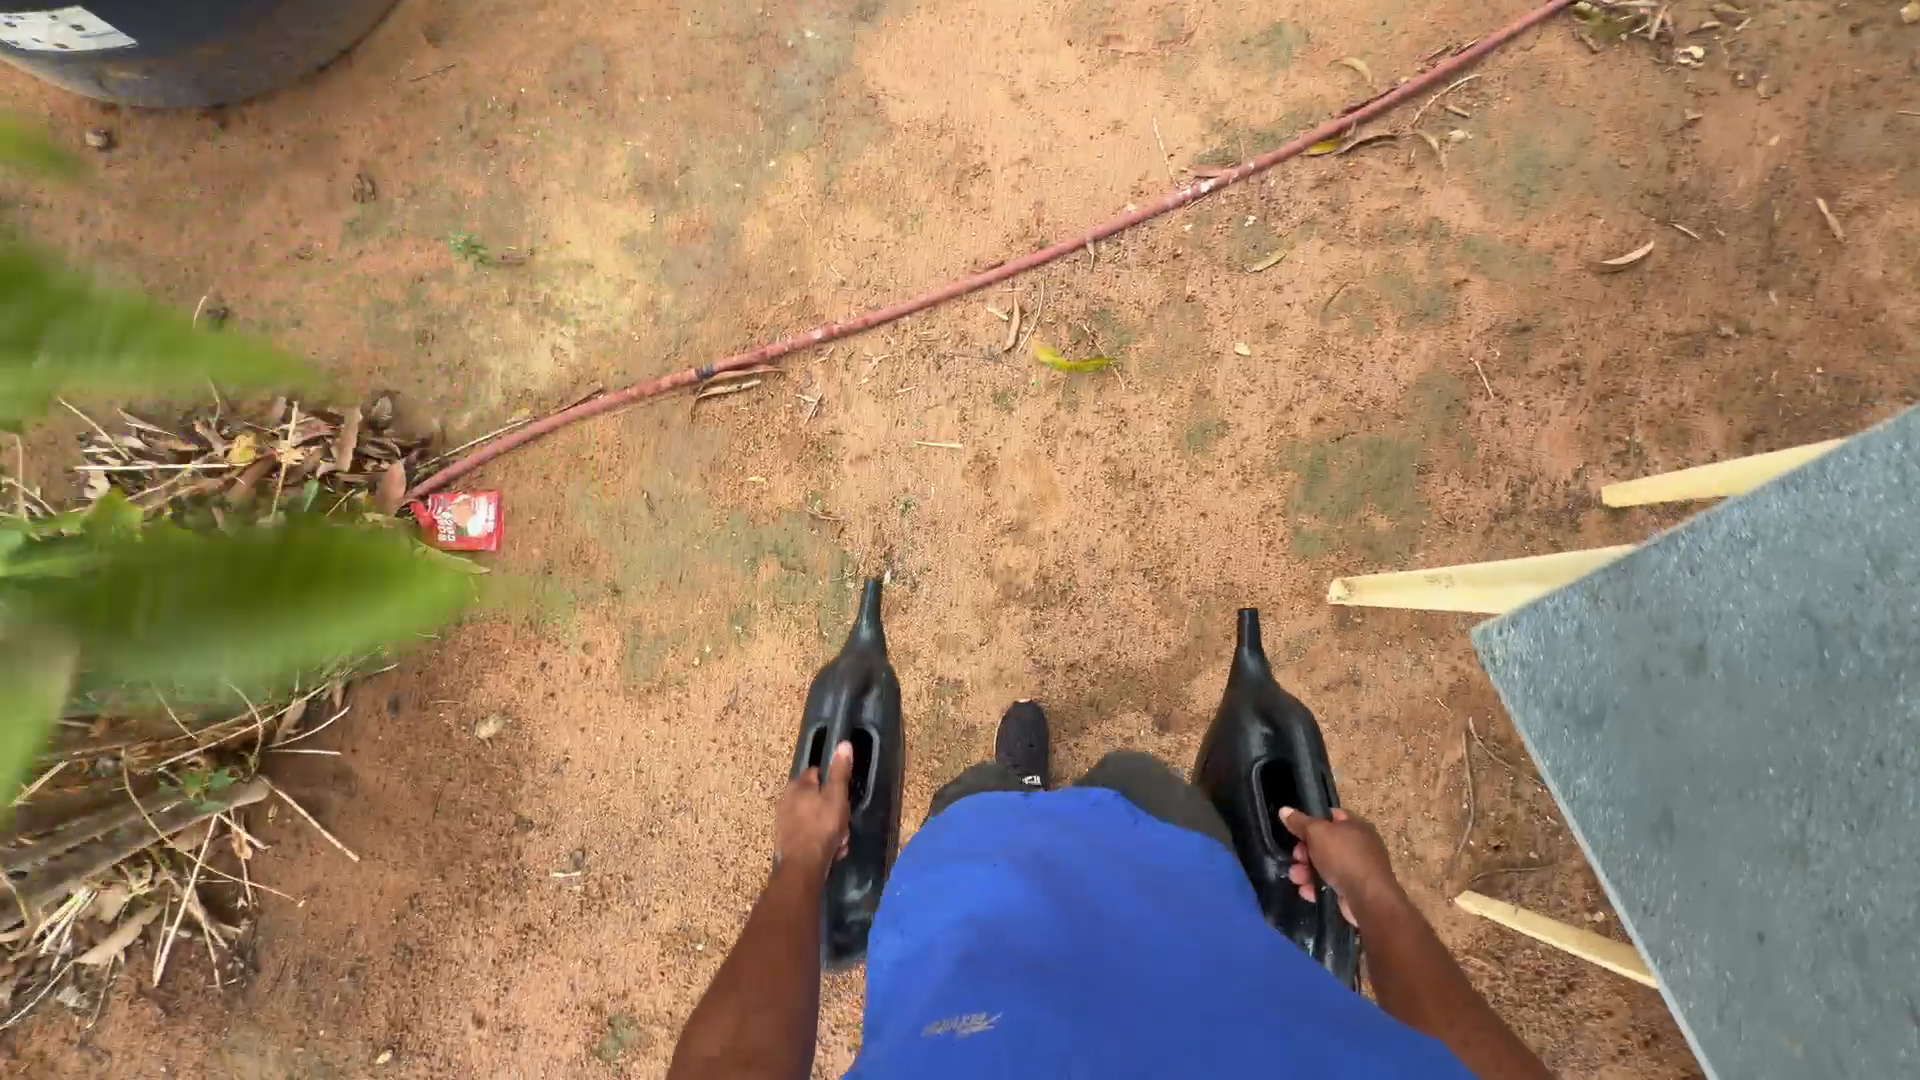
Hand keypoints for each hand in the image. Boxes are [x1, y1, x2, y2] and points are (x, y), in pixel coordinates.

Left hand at [774, 741, 852, 879]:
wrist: (803, 866)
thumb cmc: (822, 826)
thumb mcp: (837, 795)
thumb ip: (840, 771)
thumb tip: (843, 743)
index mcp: (797, 785)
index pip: (818, 773)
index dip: (833, 784)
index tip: (843, 797)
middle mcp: (786, 800)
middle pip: (817, 798)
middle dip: (832, 811)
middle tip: (843, 824)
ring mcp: (784, 821)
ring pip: (814, 818)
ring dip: (829, 829)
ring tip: (838, 842)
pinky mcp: (785, 841)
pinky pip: (808, 834)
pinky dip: (819, 841)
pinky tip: (829, 851)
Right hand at [1279, 806, 1403, 927]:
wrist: (1369, 899)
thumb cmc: (1343, 857)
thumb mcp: (1316, 832)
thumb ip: (1299, 822)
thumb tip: (1284, 810)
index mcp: (1355, 826)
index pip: (1330, 816)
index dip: (1311, 821)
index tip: (1294, 830)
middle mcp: (1360, 845)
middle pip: (1324, 842)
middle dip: (1304, 852)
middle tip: (1295, 858)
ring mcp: (1358, 869)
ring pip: (1325, 865)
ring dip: (1306, 871)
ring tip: (1296, 878)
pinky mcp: (1355, 890)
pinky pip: (1331, 884)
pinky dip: (1317, 887)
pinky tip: (1307, 892)